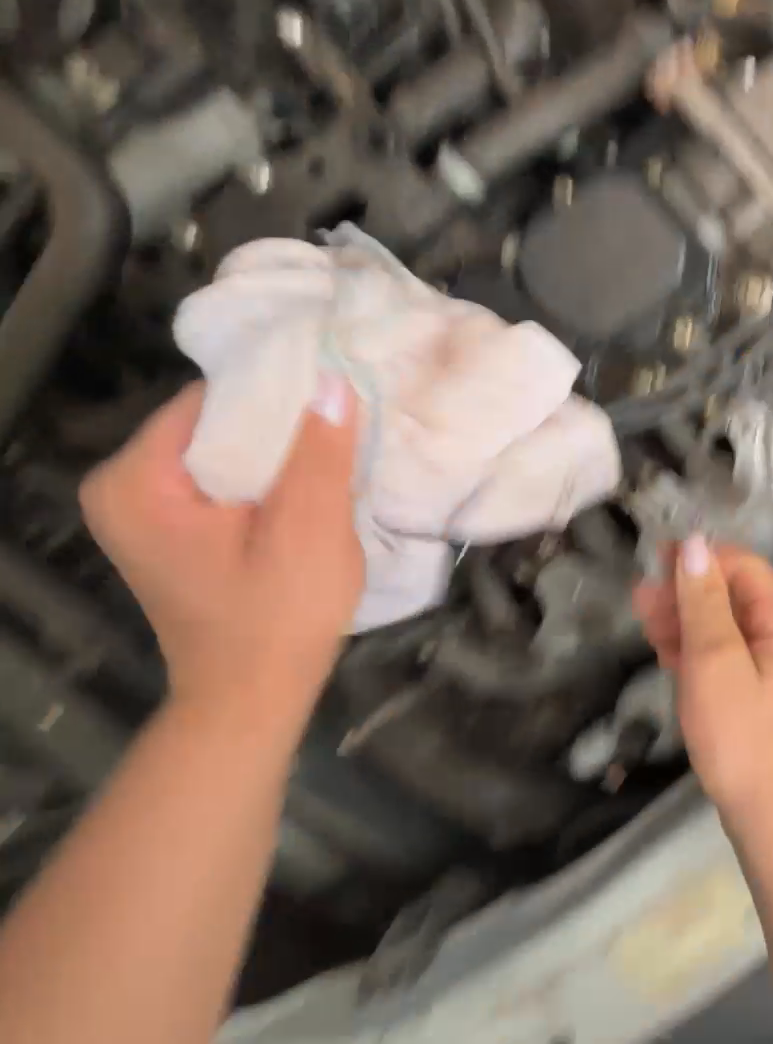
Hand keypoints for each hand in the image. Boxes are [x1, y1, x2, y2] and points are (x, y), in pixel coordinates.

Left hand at [79, 377, 364, 727]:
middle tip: (349, 428)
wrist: (255, 692)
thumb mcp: (309, 528)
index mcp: (136, 482)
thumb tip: (334, 381)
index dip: (279, 395)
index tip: (340, 396)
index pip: (210, 403)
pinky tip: (312, 493)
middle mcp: (123, 489)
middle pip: (215, 428)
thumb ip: (319, 454)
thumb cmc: (278, 613)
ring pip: (226, 456)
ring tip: (340, 457)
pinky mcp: (174, 534)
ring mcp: (145, 513)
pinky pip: (226, 484)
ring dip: (283, 457)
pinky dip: (270, 483)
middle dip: (283, 427)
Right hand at [632, 537, 772, 837]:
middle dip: (689, 589)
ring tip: (642, 617)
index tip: (655, 559)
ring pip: (727, 628)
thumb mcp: (715, 663)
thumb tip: (695, 545)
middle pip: (736, 596)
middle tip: (639, 595)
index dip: (703, 558)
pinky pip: (728, 658)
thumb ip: (705, 604)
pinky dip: (697, 650)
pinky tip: (665, 648)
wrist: (771, 816)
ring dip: (688, 619)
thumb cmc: (742, 737)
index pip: (747, 568)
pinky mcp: (760, 695)